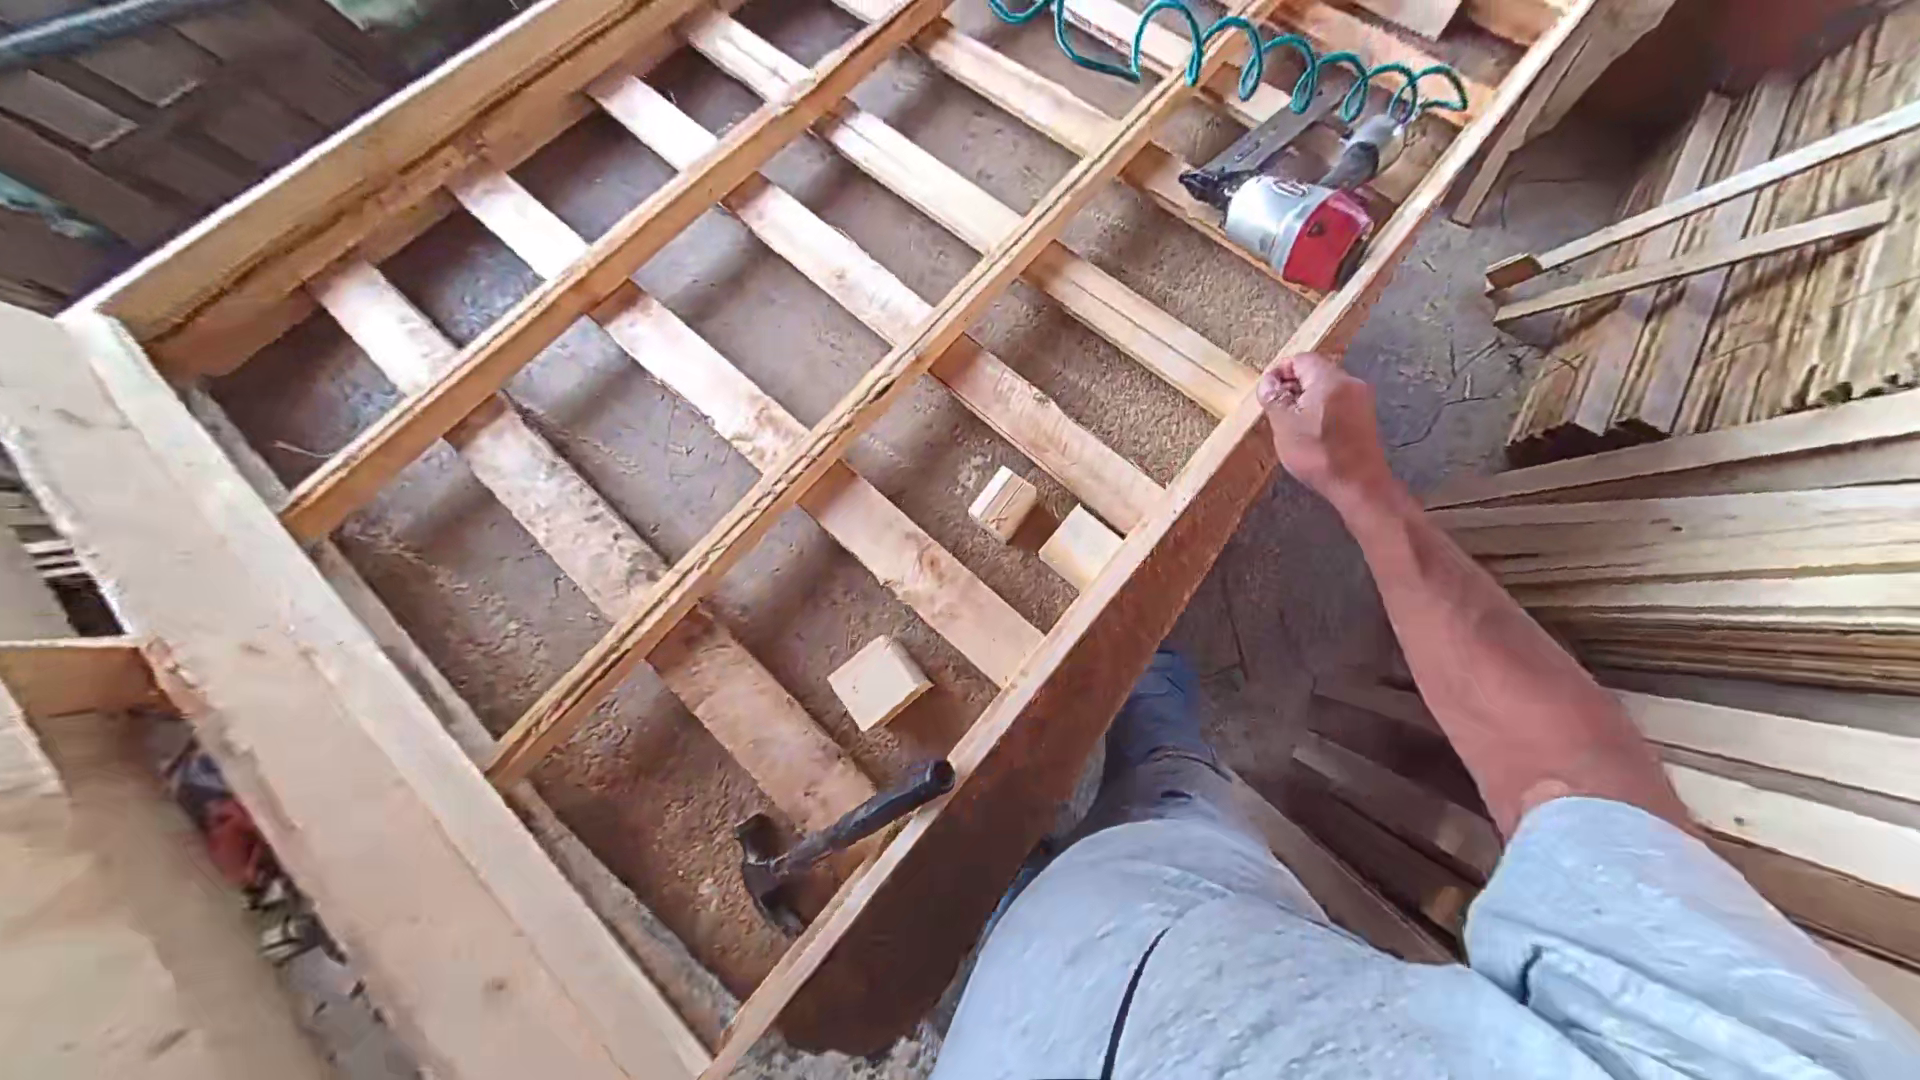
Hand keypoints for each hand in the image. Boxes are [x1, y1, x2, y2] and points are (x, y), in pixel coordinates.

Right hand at [1256, 353, 1399, 513]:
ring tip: (1289, 424)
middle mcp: (1350, 383)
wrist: (1356, 482)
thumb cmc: (1317, 452)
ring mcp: (1360, 400)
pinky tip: (1309, 432)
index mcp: (1330, 379)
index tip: (1266, 392)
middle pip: (1315, 372)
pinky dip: (1319, 411)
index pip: (1301, 359)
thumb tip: (1267, 383)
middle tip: (1274, 409)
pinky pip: (1336, 403)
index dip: (1279, 372)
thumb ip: (1274, 398)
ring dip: (1304, 400)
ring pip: (1325, 389)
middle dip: (1291, 387)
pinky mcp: (1363, 417)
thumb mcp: (1284, 424)